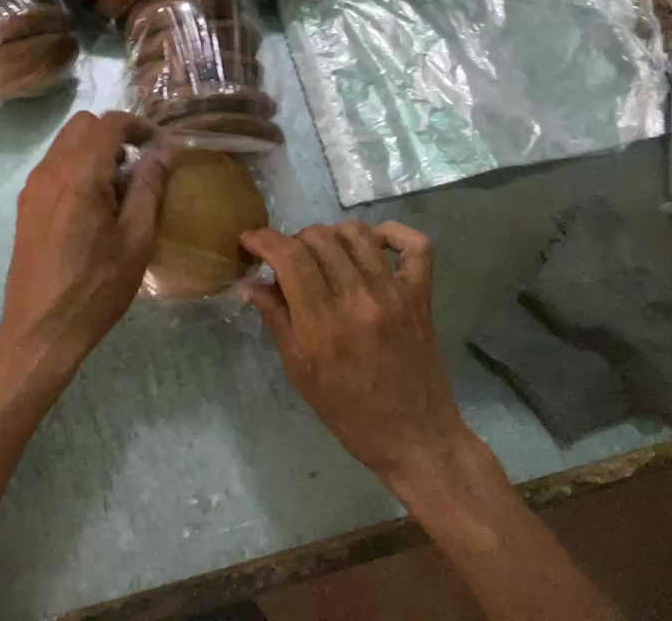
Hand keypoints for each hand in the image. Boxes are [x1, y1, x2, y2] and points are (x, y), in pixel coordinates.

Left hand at [0, 111, 170, 378]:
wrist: (42, 330)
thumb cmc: (96, 288)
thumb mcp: (136, 239)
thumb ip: (150, 187)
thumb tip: (164, 152)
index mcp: (80, 175)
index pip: (109, 123)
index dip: (140, 126)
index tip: (163, 147)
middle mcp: (50, 171)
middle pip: (83, 125)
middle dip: (115, 134)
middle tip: (141, 165)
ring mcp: (33, 187)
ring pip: (66, 144)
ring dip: (95, 151)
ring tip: (121, 188)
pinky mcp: (26, 205)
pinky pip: (55, 167)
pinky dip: (78, 168)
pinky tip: (96, 205)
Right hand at [242, 221, 469, 478]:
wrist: (414, 437)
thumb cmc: (348, 412)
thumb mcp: (299, 372)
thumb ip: (276, 319)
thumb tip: (250, 281)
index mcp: (323, 324)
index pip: (289, 257)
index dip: (263, 239)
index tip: (250, 240)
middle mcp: (359, 300)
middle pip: (319, 238)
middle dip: (293, 241)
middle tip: (288, 261)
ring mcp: (394, 294)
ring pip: (357, 233)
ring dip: (331, 236)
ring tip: (324, 255)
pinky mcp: (421, 295)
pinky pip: (414, 245)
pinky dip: (392, 234)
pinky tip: (374, 245)